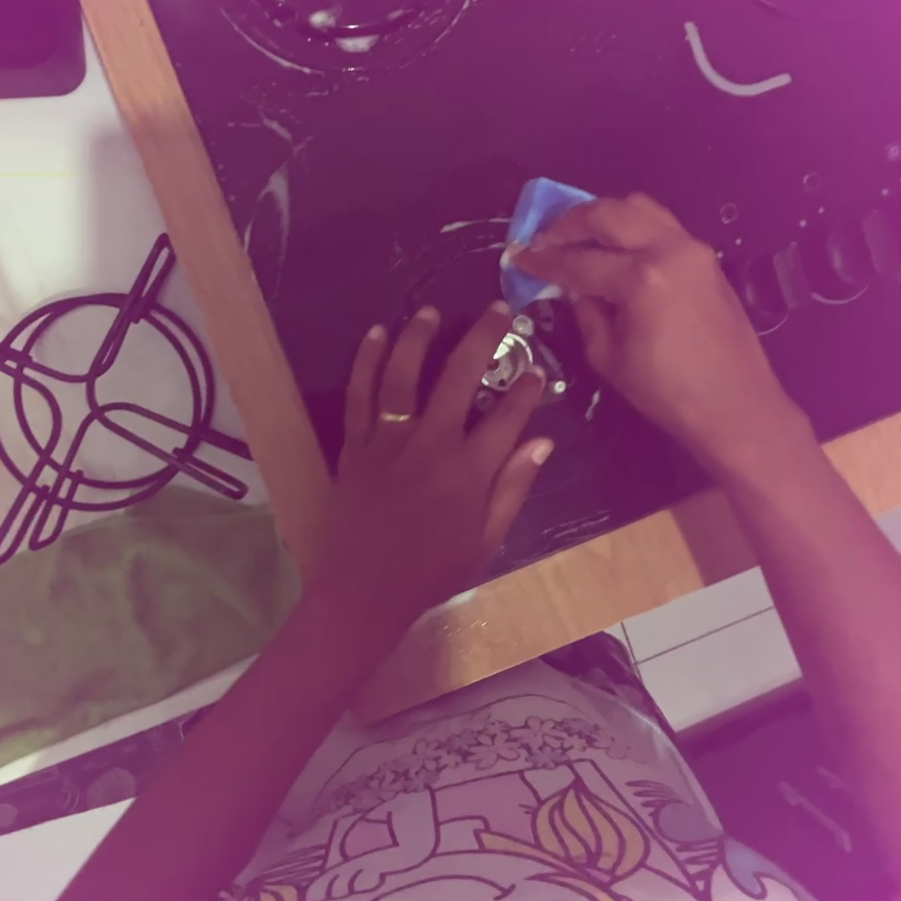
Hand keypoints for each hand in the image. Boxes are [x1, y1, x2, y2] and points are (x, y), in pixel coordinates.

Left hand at [301, 302, 552, 641]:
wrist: (364, 590)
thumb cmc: (431, 571)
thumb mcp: (486, 541)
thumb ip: (513, 489)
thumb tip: (543, 443)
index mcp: (469, 469)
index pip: (508, 417)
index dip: (526, 390)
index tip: (535, 370)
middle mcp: (431, 442)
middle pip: (461, 376)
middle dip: (483, 338)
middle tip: (497, 310)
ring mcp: (389, 439)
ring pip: (405, 374)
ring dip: (420, 337)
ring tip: (431, 311)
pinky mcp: (356, 444)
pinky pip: (360, 394)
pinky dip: (367, 361)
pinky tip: (376, 333)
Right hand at [512, 193, 811, 470]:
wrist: (735, 405)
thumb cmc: (666, 392)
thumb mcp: (608, 357)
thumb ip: (586, 313)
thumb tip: (575, 289)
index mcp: (642, 279)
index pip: (578, 260)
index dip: (542, 260)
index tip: (518, 257)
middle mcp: (669, 250)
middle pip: (608, 213)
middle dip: (568, 223)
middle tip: (545, 240)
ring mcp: (693, 249)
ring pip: (639, 207)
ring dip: (602, 217)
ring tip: (579, 239)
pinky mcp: (705, 258)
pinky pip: (660, 225)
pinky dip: (630, 229)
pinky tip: (613, 252)